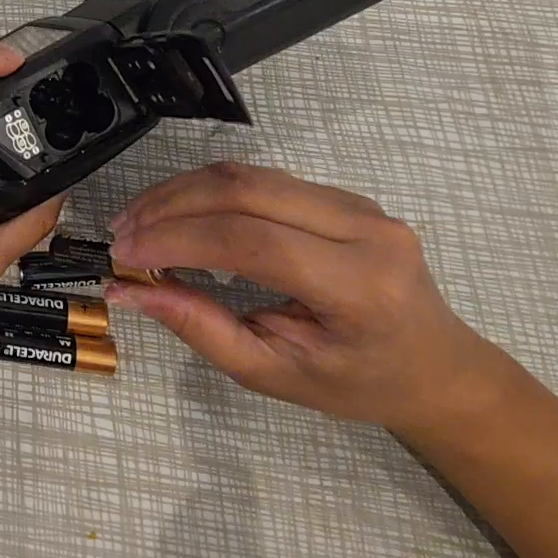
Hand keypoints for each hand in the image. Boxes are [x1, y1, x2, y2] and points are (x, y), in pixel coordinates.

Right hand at [104, 162, 512, 434]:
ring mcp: (355, 203)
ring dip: (179, 192)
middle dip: (169, 206)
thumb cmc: (357, 383)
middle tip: (121, 233)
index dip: (177, 240)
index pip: (251, 241)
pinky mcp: (338, 194)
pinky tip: (174, 214)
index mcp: (360, 286)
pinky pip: (257, 178)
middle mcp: (365, 230)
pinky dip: (203, 191)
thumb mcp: (273, 372)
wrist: (436, 367)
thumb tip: (127, 291)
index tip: (123, 254)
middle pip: (243, 191)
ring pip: (245, 174)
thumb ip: (199, 327)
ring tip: (137, 221)